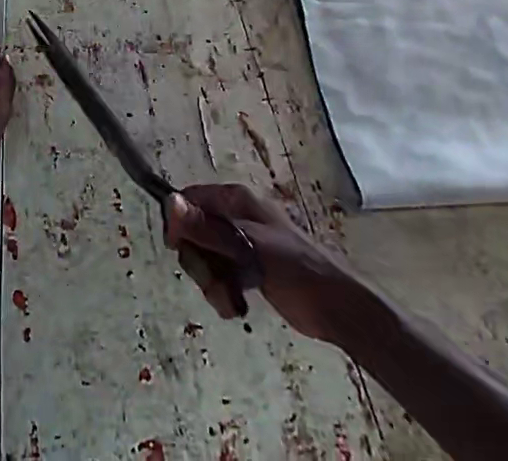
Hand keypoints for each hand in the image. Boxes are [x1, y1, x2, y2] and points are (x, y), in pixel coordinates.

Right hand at [164, 183, 358, 340]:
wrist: (337, 308)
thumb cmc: (295, 267)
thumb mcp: (247, 247)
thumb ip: (206, 229)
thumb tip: (169, 203)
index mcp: (235, 199)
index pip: (189, 199)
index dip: (179, 223)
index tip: (179, 248)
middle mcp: (234, 216)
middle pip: (193, 233)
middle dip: (199, 263)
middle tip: (213, 281)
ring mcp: (240, 243)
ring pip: (204, 258)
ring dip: (211, 283)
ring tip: (230, 301)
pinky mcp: (245, 268)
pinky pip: (218, 275)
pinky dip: (222, 292)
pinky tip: (236, 306)